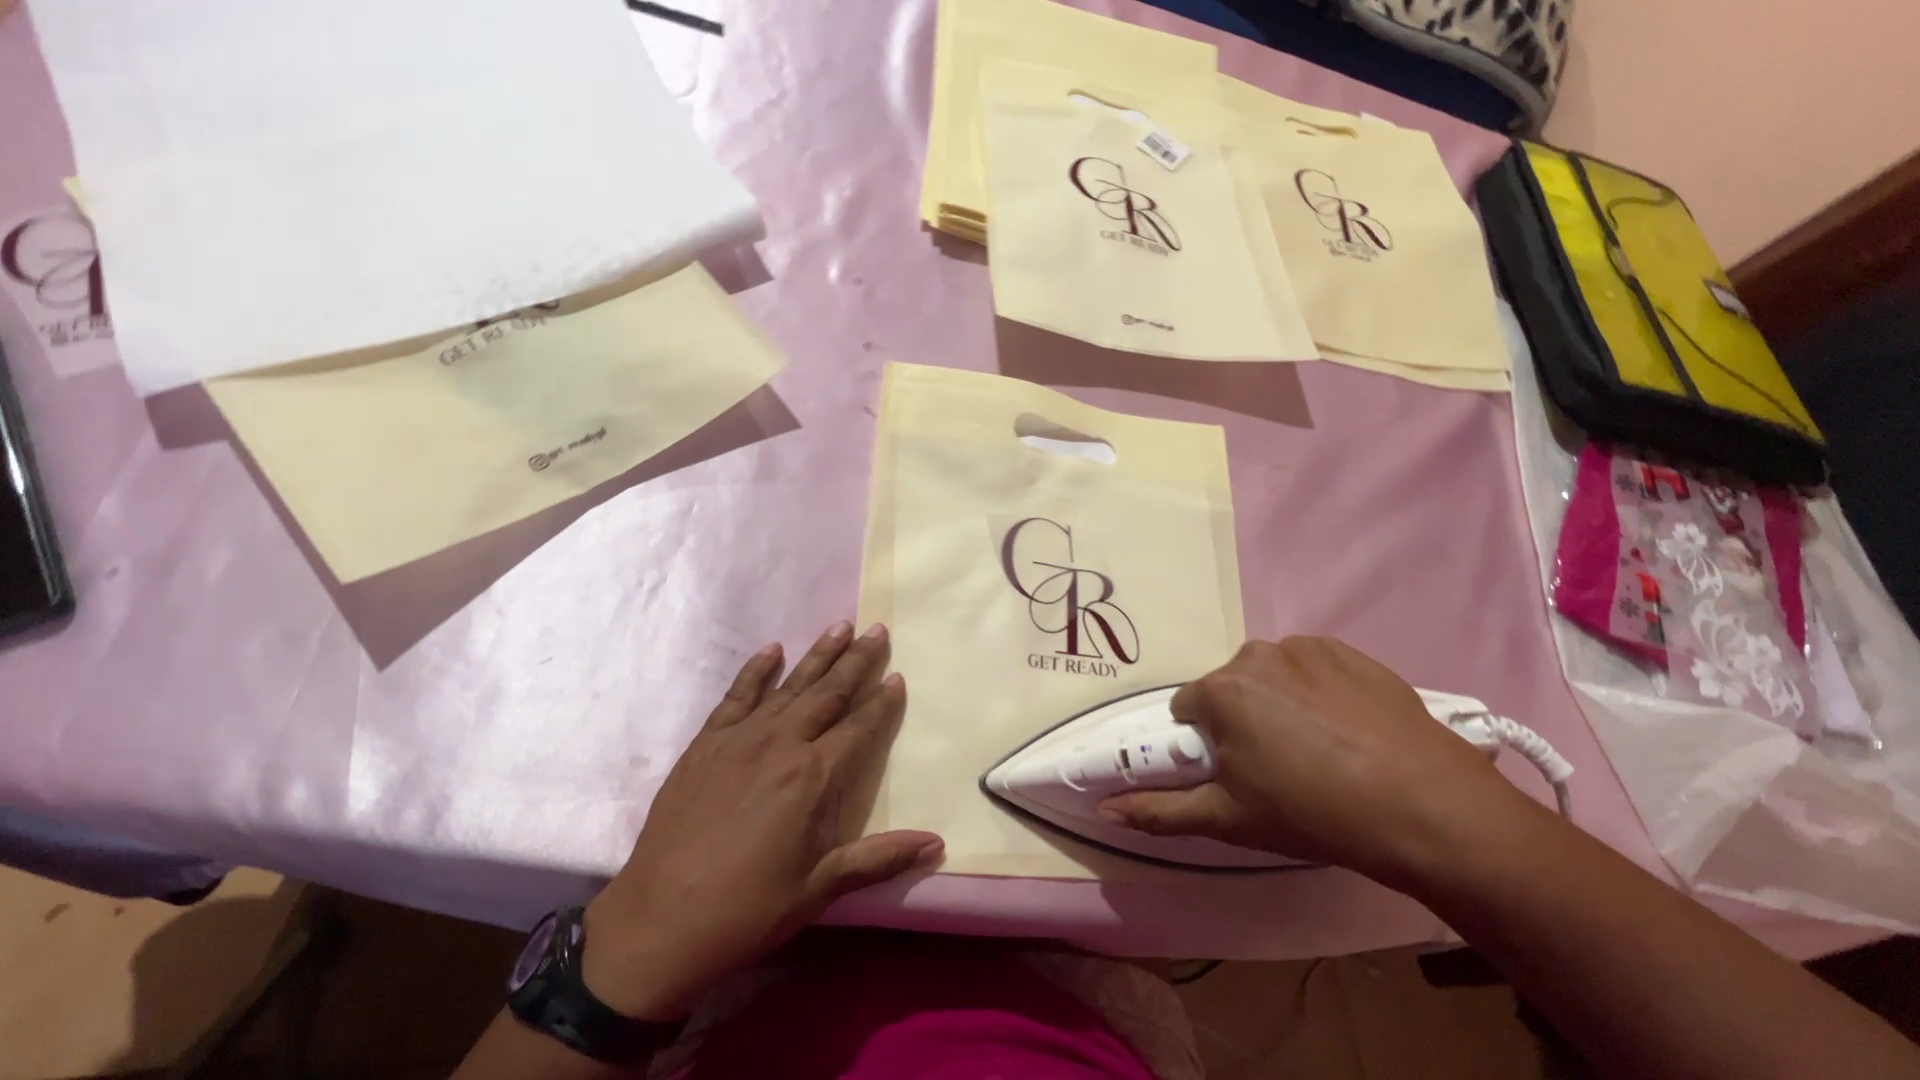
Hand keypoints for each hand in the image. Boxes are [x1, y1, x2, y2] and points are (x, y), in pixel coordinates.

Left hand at [580, 621, 941, 1020]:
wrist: (659, 921)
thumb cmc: (748, 910)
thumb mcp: (819, 888)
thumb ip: (878, 859)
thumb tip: (937, 844)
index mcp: (812, 777)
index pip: (858, 728)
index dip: (881, 702)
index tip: (898, 675)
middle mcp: (779, 745)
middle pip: (826, 693)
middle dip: (855, 661)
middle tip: (876, 629)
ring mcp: (738, 740)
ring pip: (787, 687)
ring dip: (816, 656)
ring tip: (838, 626)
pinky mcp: (704, 745)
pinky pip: (735, 696)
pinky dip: (756, 671)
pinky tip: (771, 651)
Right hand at [1099, 636, 1533, 889]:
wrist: (1424, 807)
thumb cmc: (1313, 813)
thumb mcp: (1229, 820)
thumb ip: (1159, 812)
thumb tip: (1105, 810)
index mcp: (1221, 691)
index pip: (1186, 710)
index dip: (1203, 744)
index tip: (1233, 773)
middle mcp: (1257, 656)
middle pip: (1229, 688)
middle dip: (1240, 720)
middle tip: (1276, 767)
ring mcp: (1309, 648)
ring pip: (1271, 676)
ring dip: (1278, 703)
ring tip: (1317, 749)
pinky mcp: (1352, 652)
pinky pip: (1313, 668)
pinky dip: (1317, 691)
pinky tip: (1345, 729)